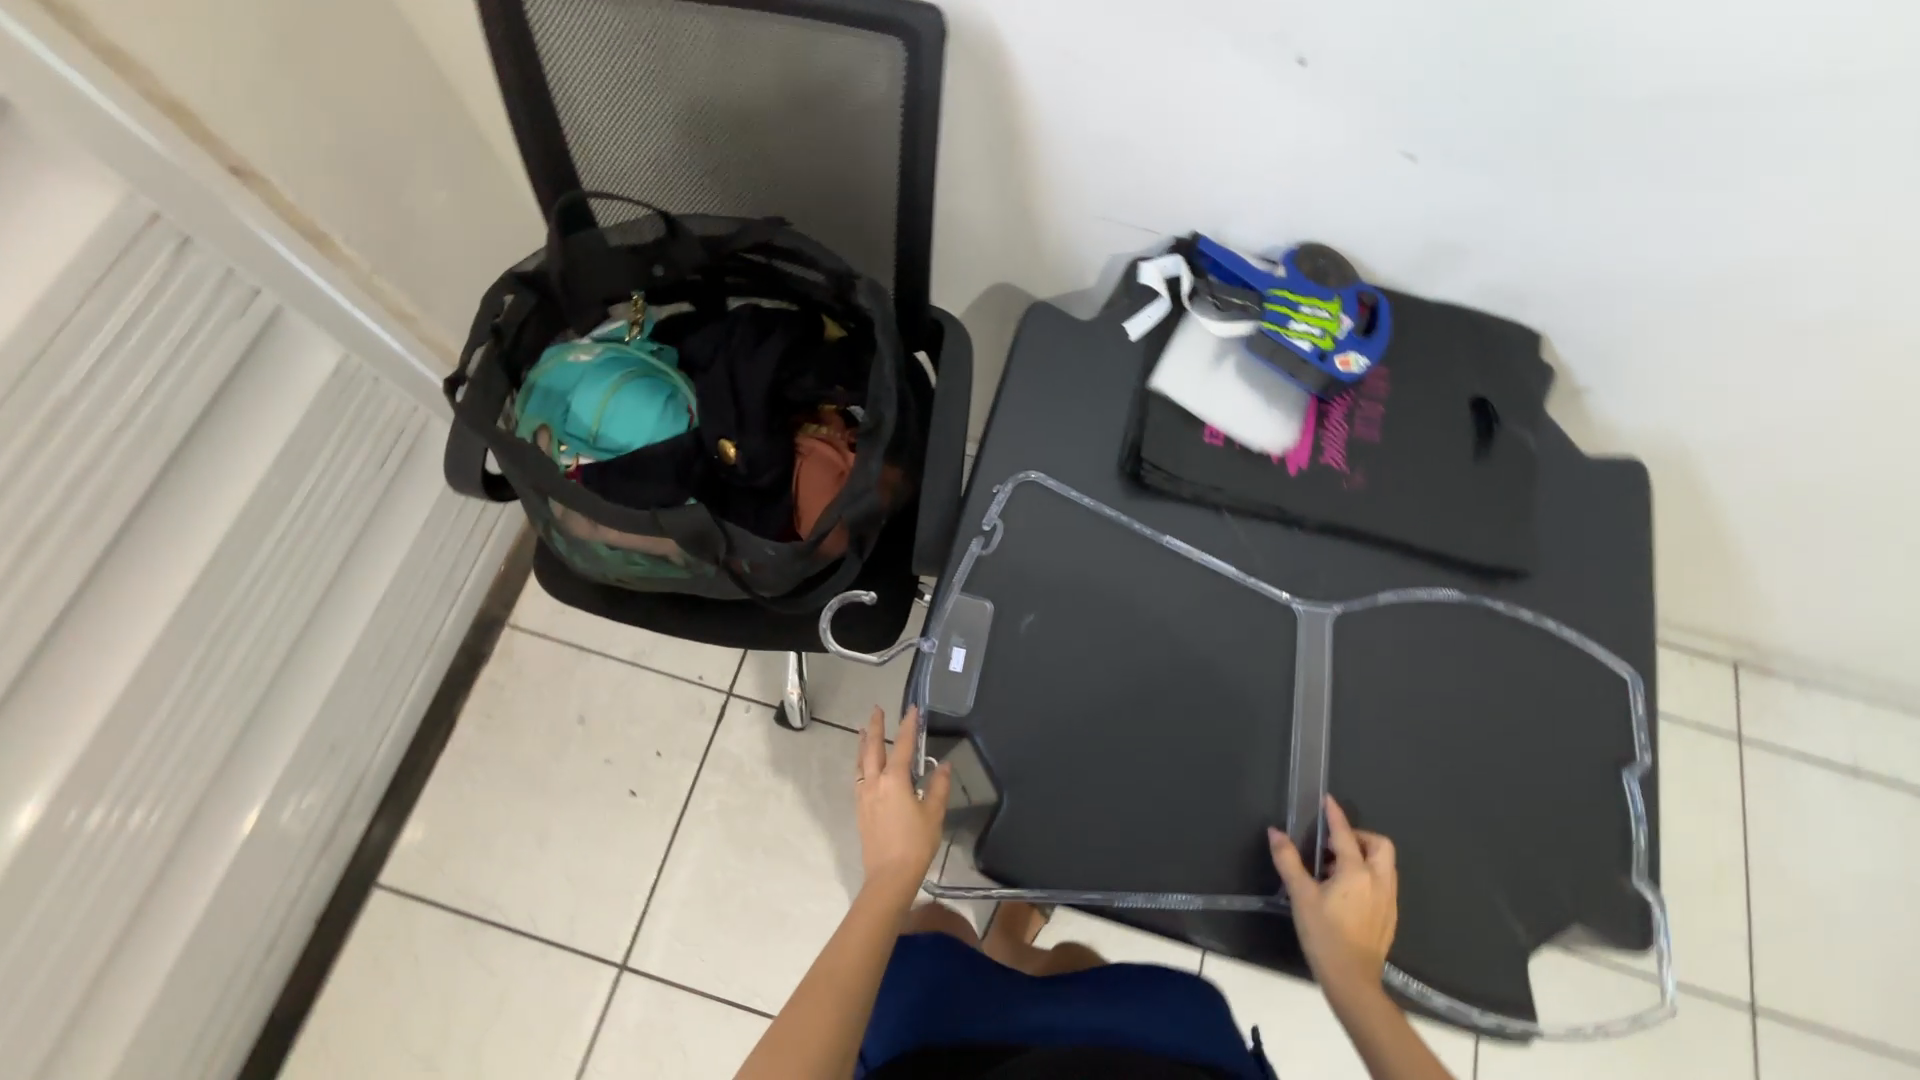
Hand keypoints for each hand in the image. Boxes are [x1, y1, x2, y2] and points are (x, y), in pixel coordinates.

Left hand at [855, 706, 951, 898]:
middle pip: (874, 748)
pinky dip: (860, 764)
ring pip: (861, 762)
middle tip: (877, 709)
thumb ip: (938, 787)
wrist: (889, 876)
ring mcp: (864, 796)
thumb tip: (943, 765)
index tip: (912, 709)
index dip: (909, 726)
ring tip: (864, 730)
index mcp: (895, 780)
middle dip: (877, 727)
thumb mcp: (934, 814)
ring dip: (864, 744)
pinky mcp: (860, 809)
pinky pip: (858, 777)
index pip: (904, 746)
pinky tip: (863, 766)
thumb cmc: (915, 844)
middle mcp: (875, 782)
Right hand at [1269, 796, 1397, 997]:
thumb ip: (1288, 860)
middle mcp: (1379, 881)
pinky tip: (1346, 892)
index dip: (1335, 816)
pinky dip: (1369, 875)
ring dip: (1365, 856)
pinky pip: (1384, 883)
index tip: (1328, 801)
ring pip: (1385, 865)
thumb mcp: (1300, 895)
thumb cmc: (1324, 934)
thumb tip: (1275, 832)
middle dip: (1360, 836)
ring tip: (1336, 868)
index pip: (1346, 835)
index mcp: (1357, 872)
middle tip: (1334, 844)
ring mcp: (1388, 900)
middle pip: (1380, 845)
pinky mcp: (1390, 916)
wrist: (1352, 979)